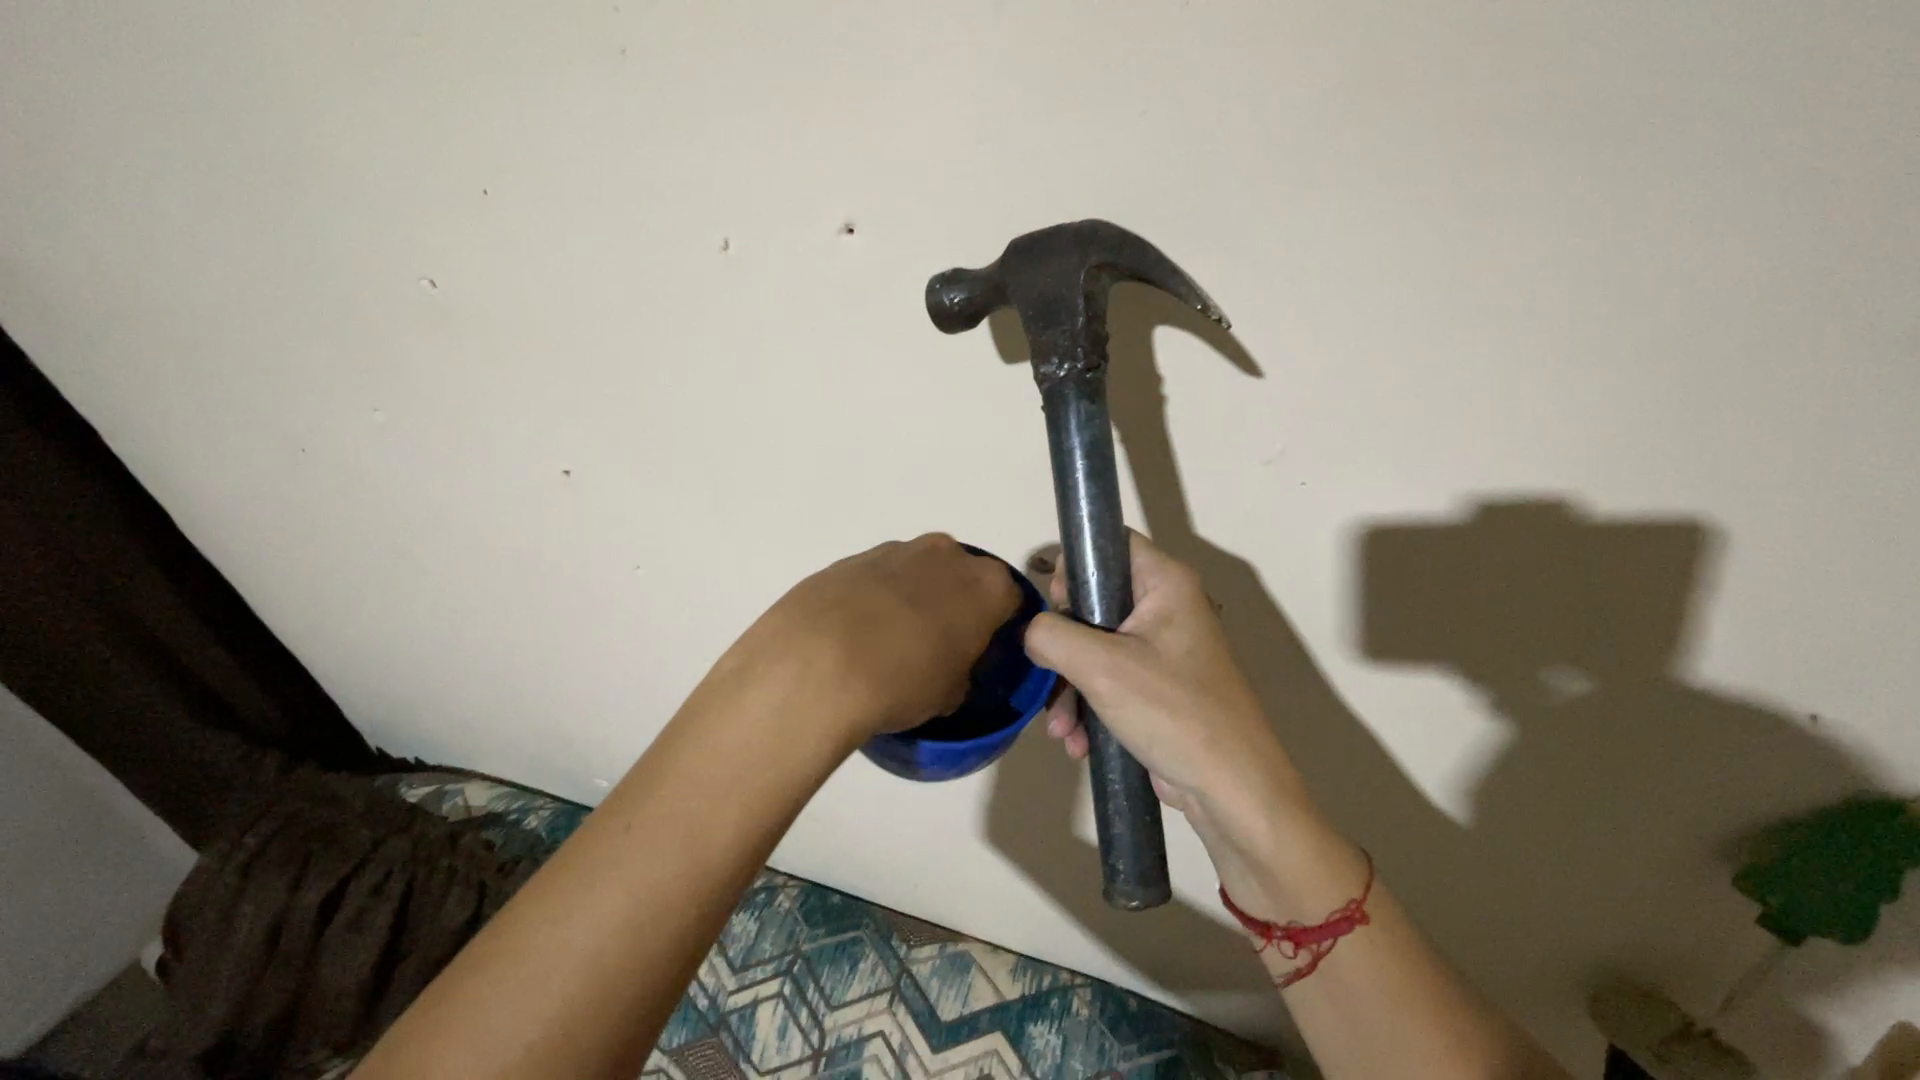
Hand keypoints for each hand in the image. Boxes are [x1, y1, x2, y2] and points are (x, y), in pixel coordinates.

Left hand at [725, 533, 1019, 740]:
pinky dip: (872, 600)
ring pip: (916, 573)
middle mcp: (944, 555)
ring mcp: (893, 551)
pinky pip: (875, 580)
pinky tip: (854, 636)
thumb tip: (949, 666)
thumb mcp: (949, 694)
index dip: (998, 627)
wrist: (816, 666)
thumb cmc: (902, 682)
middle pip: (962, 577)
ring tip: (889, 643)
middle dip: (955, 603)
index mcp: (985, 585)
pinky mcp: (848, 560)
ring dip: (911, 598)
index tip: (982, 651)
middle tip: (938, 644)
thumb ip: (961, 670)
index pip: (1010, 600)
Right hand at [1022, 532, 1307, 825]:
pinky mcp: (1159, 690)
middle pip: (1094, 602)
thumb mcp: (1100, 667)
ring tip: (1061, 729)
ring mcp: (1163, 651)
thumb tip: (1032, 633)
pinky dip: (1088, 707)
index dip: (1074, 566)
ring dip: (1070, 688)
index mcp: (1165, 584)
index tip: (1056, 606)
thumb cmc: (1171, 711)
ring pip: (1095, 649)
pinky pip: (1109, 682)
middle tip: (1052, 671)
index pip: (1109, 543)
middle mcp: (1167, 609)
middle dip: (1062, 647)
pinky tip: (1077, 742)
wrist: (1230, 787)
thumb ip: (1051, 635)